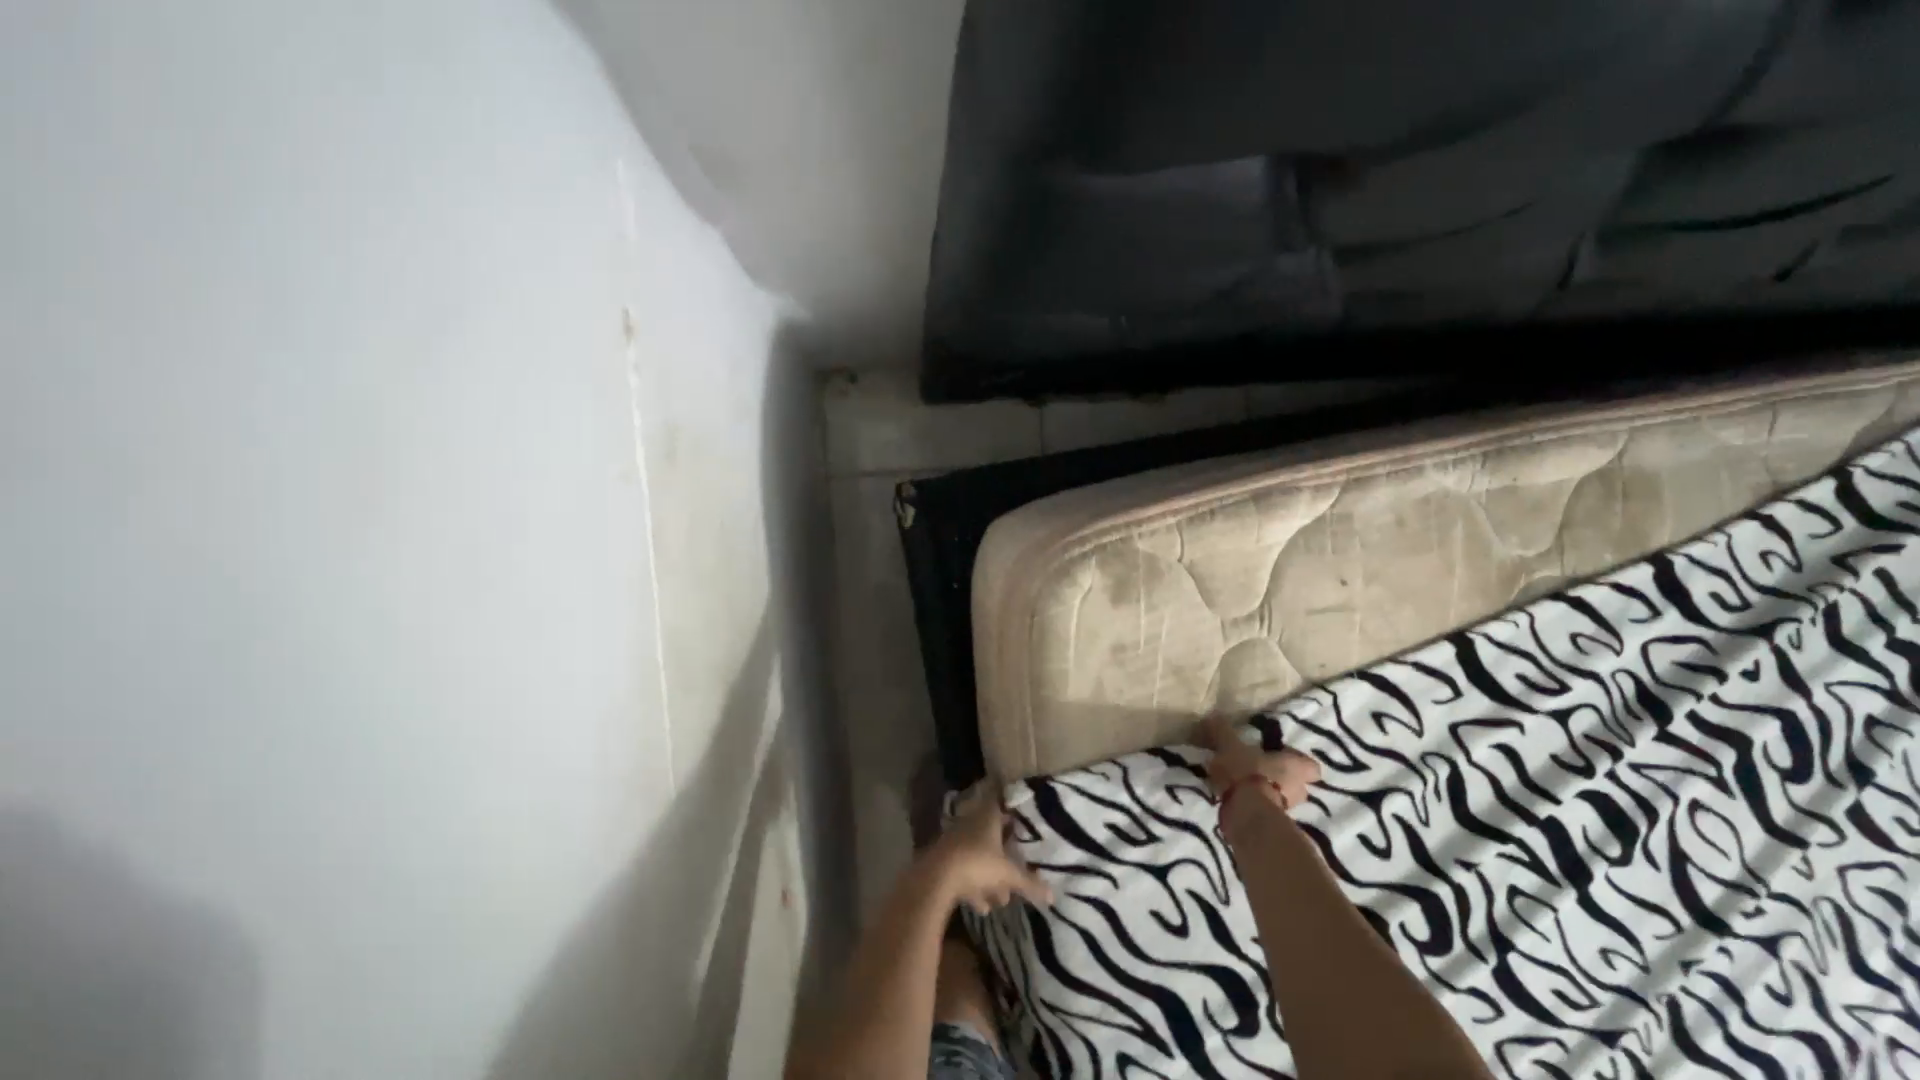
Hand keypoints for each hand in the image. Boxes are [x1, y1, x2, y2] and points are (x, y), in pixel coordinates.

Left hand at [925, 784, 1053, 914]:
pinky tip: (982, 907)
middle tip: (1018, 865)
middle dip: (1005, 853)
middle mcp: (970, 825)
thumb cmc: (976, 864)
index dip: (1011, 809)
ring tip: (1003, 898)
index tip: (1022, 818)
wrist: (934, 879)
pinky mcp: (943, 862)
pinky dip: (974, 888)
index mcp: (986, 819)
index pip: (1000, 804)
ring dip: (990, 876)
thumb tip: (1053, 896)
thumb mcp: (1007, 875)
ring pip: (978, 856)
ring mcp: (954, 843)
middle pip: (991, 834)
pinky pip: (964, 872)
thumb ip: (1029, 884)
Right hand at [1199, 715, 1321, 811]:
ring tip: (1248, 789)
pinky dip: (1258, 809)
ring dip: (1270, 795)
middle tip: (1262, 772)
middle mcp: (1298, 789)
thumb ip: (1223, 731)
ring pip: (1283, 800)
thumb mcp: (1230, 746)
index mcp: (1296, 766)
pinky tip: (1240, 804)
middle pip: (1298, 784)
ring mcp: (1288, 810)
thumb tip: (1213, 715)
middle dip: (1282, 780)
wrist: (1246, 813)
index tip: (1281, 758)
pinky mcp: (1273, 826)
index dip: (1298, 762)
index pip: (1310, 766)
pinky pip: (1268, 813)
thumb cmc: (1247, 773)